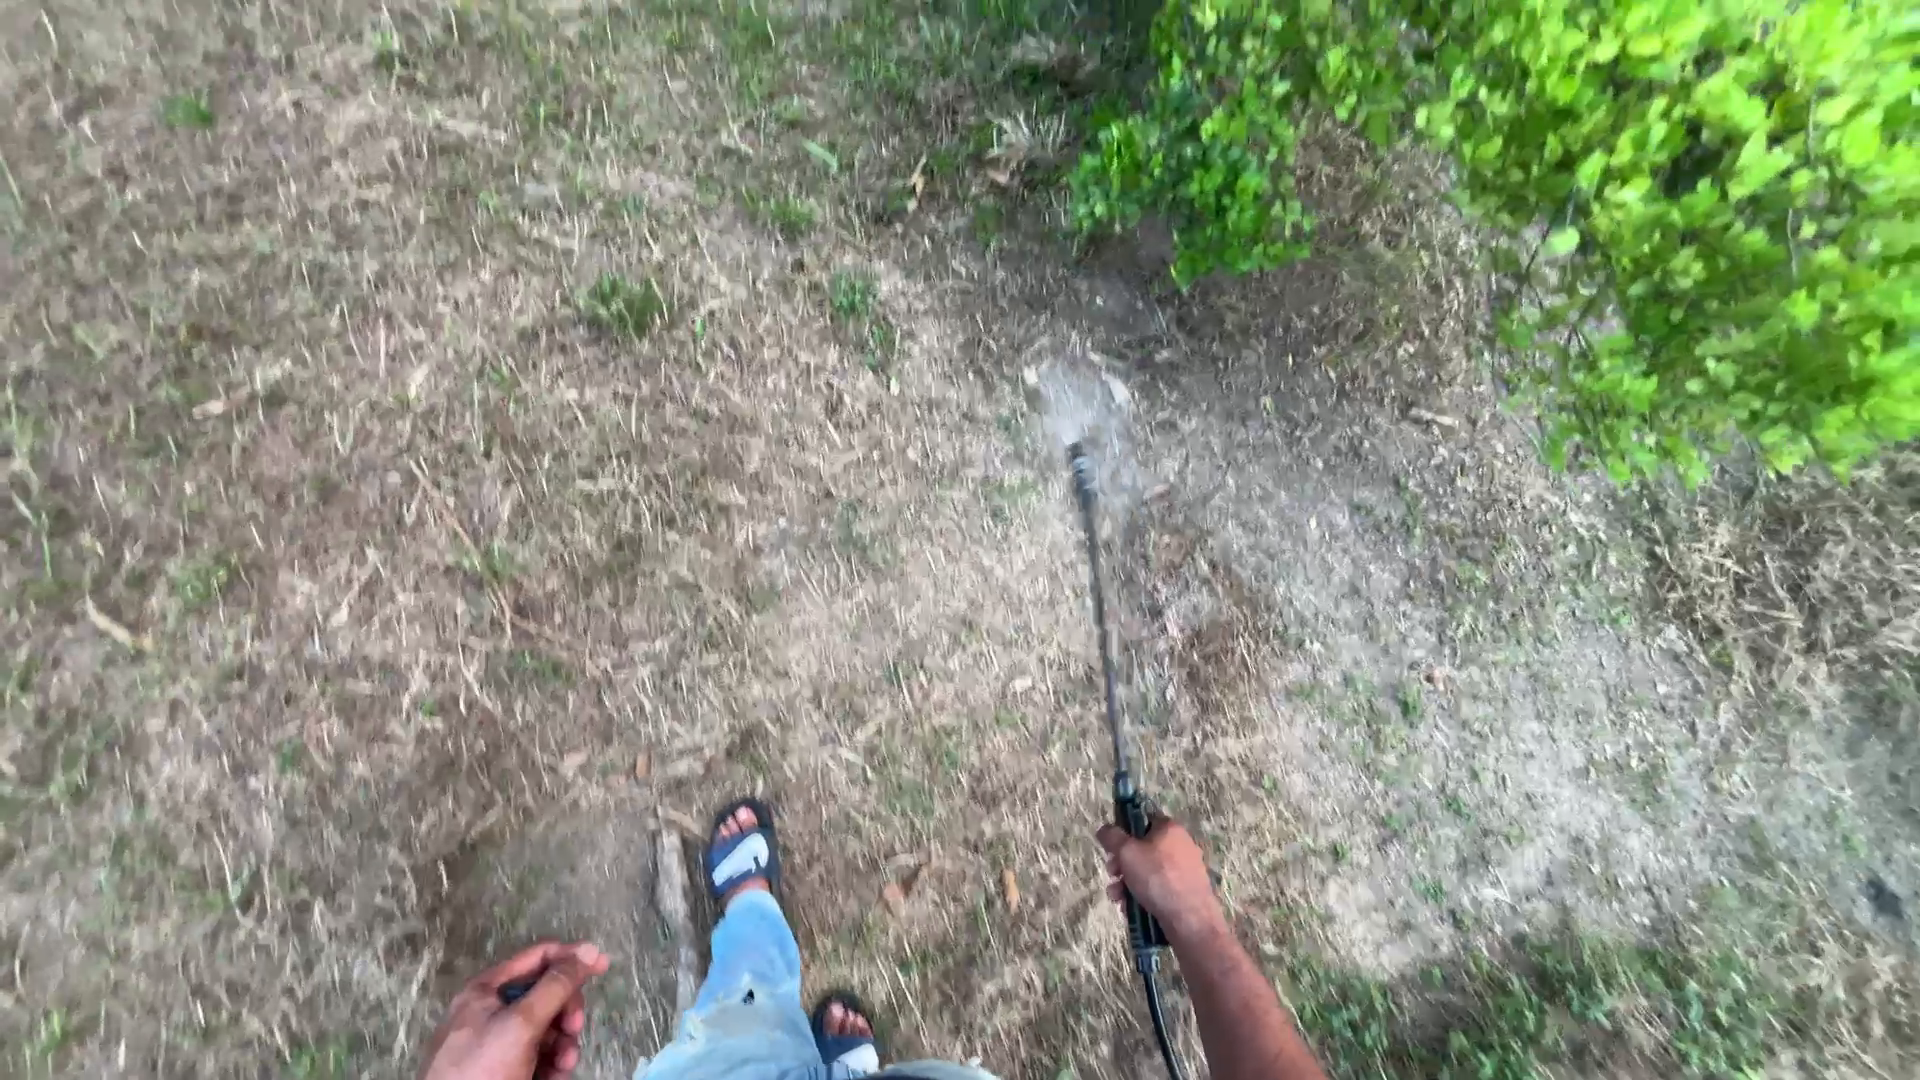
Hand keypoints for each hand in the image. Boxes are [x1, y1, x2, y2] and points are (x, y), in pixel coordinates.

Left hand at [419, 941, 610, 1079]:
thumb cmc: (482, 1072)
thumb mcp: (522, 1023)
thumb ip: (557, 984)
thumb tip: (590, 949)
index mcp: (486, 991)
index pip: (540, 956)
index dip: (573, 957)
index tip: (603, 966)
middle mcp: (491, 1012)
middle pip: (547, 993)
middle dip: (567, 1011)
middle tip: (575, 1027)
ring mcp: (497, 1044)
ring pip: (548, 1026)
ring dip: (565, 1042)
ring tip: (565, 1062)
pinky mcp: (504, 1071)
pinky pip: (539, 1054)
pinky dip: (553, 1062)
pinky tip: (556, 1075)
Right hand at [1097, 815, 1226, 946]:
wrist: (1191, 921)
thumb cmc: (1157, 878)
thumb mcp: (1126, 852)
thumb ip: (1111, 837)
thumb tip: (1105, 830)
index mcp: (1170, 828)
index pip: (1142, 820)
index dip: (1123, 832)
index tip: (1112, 848)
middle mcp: (1181, 845)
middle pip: (1142, 848)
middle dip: (1122, 863)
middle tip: (1112, 874)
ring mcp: (1186, 870)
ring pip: (1148, 871)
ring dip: (1128, 882)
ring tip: (1118, 897)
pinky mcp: (1187, 892)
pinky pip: (1159, 888)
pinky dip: (1143, 895)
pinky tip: (1131, 908)